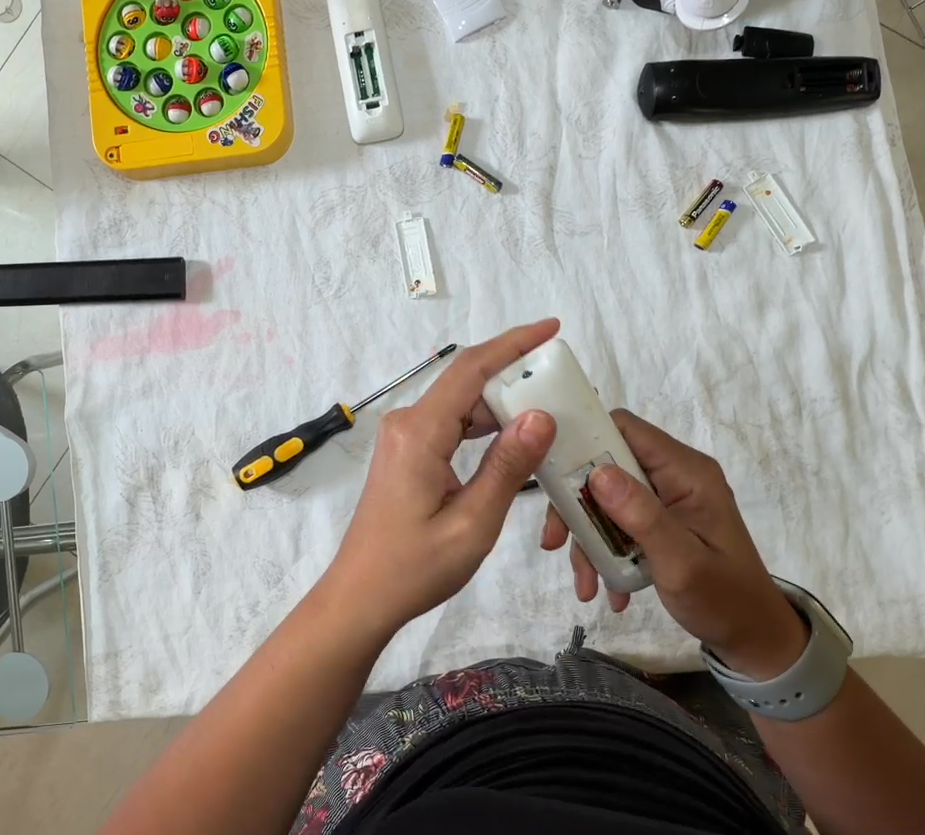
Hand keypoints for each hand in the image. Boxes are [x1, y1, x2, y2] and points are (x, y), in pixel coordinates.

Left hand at [319, 320, 561, 638]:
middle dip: (515, 376)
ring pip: (460, 405)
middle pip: (466, 384)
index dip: (512, 344)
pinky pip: (450, 425)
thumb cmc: (414, 568)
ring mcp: (404, 438)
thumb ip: (507, 467)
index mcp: (419, 433)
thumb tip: (541, 416)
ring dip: (501, 404)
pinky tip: (513, 436)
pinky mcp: (407, 453)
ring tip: (549, 408)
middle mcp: (407, 424)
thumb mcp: (472, 524)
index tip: (551, 328)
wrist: (361, 595)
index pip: (470, 370)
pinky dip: (483, 426)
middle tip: (563, 383)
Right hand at [541, 409, 807, 677]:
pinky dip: (602, 551)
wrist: (753, 639)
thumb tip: (598, 473)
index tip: (553, 474)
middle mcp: (673, 475)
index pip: (625, 428)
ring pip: (603, 497)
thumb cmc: (725, 600)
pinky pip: (615, 521)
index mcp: (686, 472)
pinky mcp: (656, 519)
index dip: (584, 440)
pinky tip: (603, 587)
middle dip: (576, 505)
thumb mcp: (682, 563)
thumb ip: (642, 517)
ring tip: (584, 582)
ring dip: (586, 537)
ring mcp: (664, 497)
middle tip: (555, 542)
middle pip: (605, 464)